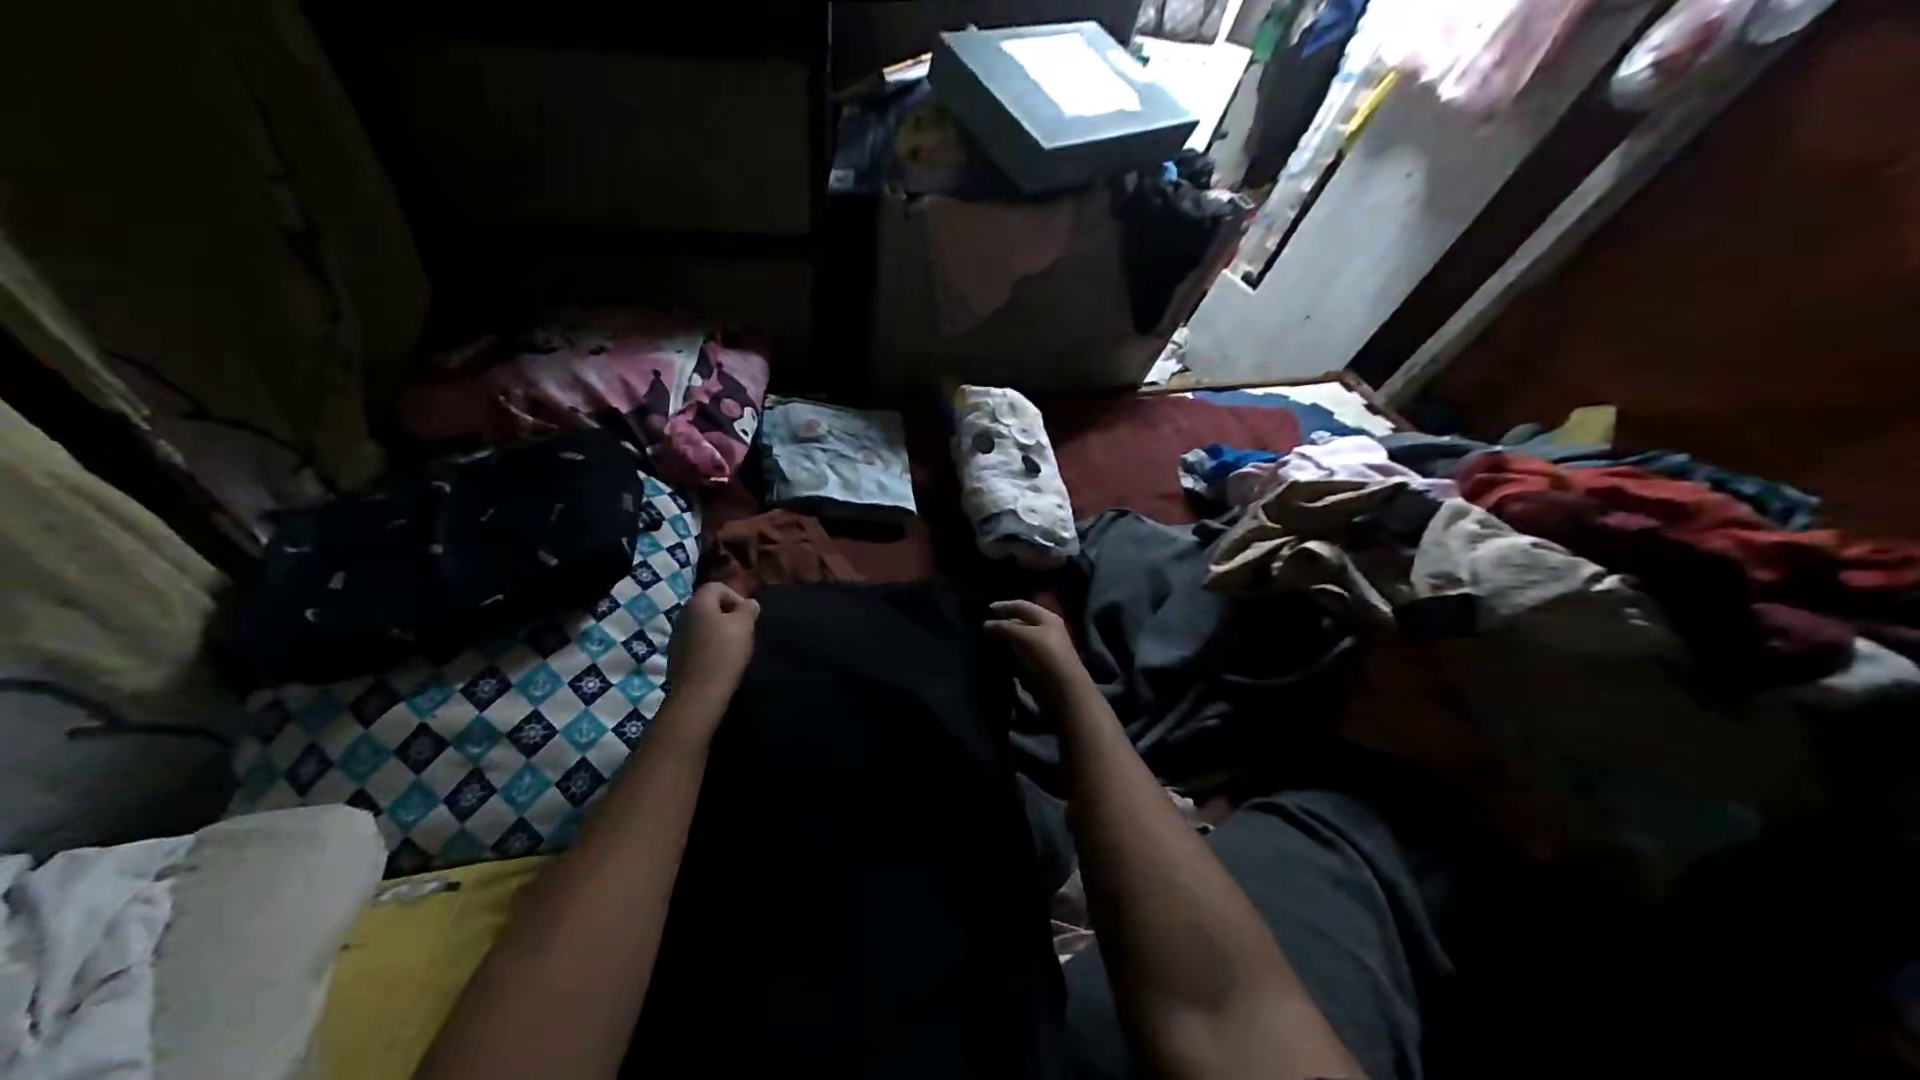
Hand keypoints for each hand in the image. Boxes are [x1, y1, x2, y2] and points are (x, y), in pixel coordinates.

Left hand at [665, 583, 759, 715]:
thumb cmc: (724, 653)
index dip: (735, 596)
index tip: (747, 616)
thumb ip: (748, 609)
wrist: (699, 693)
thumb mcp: (745, 626)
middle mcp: (683, 615)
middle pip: (708, 605)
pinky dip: (708, 646)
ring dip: (717, 631)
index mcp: (698, 603)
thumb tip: (749, 603)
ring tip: (732, 648)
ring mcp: (676, 636)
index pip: (716, 586)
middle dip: (727, 615)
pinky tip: (718, 661)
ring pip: (702, 625)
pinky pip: (695, 642)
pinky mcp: (675, 656)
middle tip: (742, 631)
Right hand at [985, 600, 1089, 704]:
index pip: (1021, 606)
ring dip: (1003, 642)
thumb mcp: (1023, 636)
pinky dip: (1008, 657)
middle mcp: (1046, 630)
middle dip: (1002, 625)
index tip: (985, 610)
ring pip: (1019, 641)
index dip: (1003, 606)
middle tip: (984, 629)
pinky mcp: (1039, 666)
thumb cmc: (1045, 656)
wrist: (1063, 691)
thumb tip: (986, 624)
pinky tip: (997, 661)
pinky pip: (1019, 657)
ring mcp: (1043, 649)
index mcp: (1046, 617)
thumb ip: (1004, 627)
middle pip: (1020, 623)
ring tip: (987, 645)